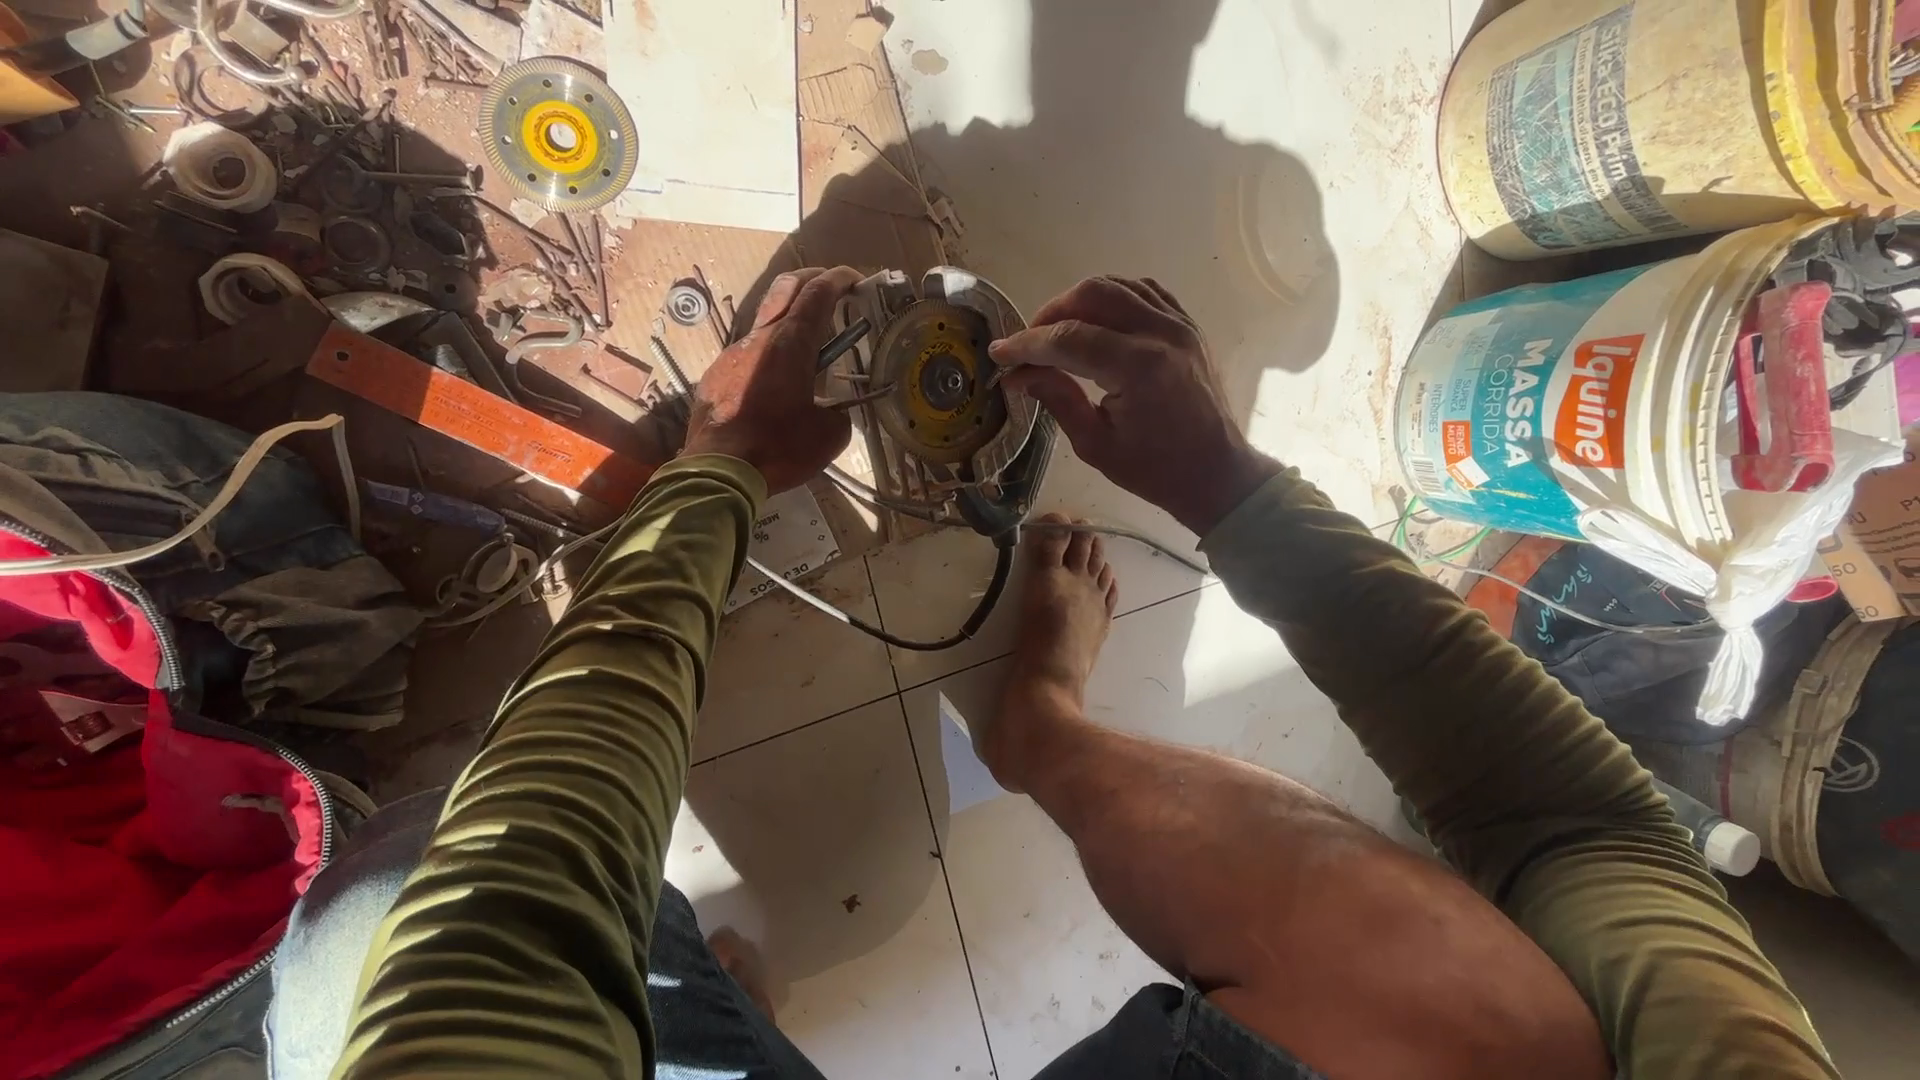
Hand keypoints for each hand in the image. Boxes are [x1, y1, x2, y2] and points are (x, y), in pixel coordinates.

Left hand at [682, 266, 859, 493]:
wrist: (718, 469)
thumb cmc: (778, 449)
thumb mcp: (828, 436)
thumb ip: (838, 413)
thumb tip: (833, 412)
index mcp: (791, 345)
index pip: (817, 294)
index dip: (839, 280)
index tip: (855, 279)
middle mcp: (760, 340)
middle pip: (785, 289)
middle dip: (810, 280)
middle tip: (830, 286)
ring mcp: (732, 355)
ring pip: (764, 323)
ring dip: (787, 321)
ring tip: (805, 345)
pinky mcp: (715, 376)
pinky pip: (747, 354)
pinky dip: (768, 355)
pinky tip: (774, 382)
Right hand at [995, 276, 1279, 535]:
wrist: (1216, 474)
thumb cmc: (1155, 470)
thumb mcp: (1096, 445)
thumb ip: (1058, 399)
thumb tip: (1019, 375)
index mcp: (1138, 368)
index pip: (1069, 338)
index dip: (1028, 344)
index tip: (1000, 353)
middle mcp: (1161, 333)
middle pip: (1093, 294)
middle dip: (1051, 313)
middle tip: (1030, 344)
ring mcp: (1180, 325)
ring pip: (1119, 285)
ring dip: (1080, 302)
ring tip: (1058, 332)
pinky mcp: (1188, 327)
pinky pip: (1146, 292)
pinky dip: (1115, 298)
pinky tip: (1097, 321)